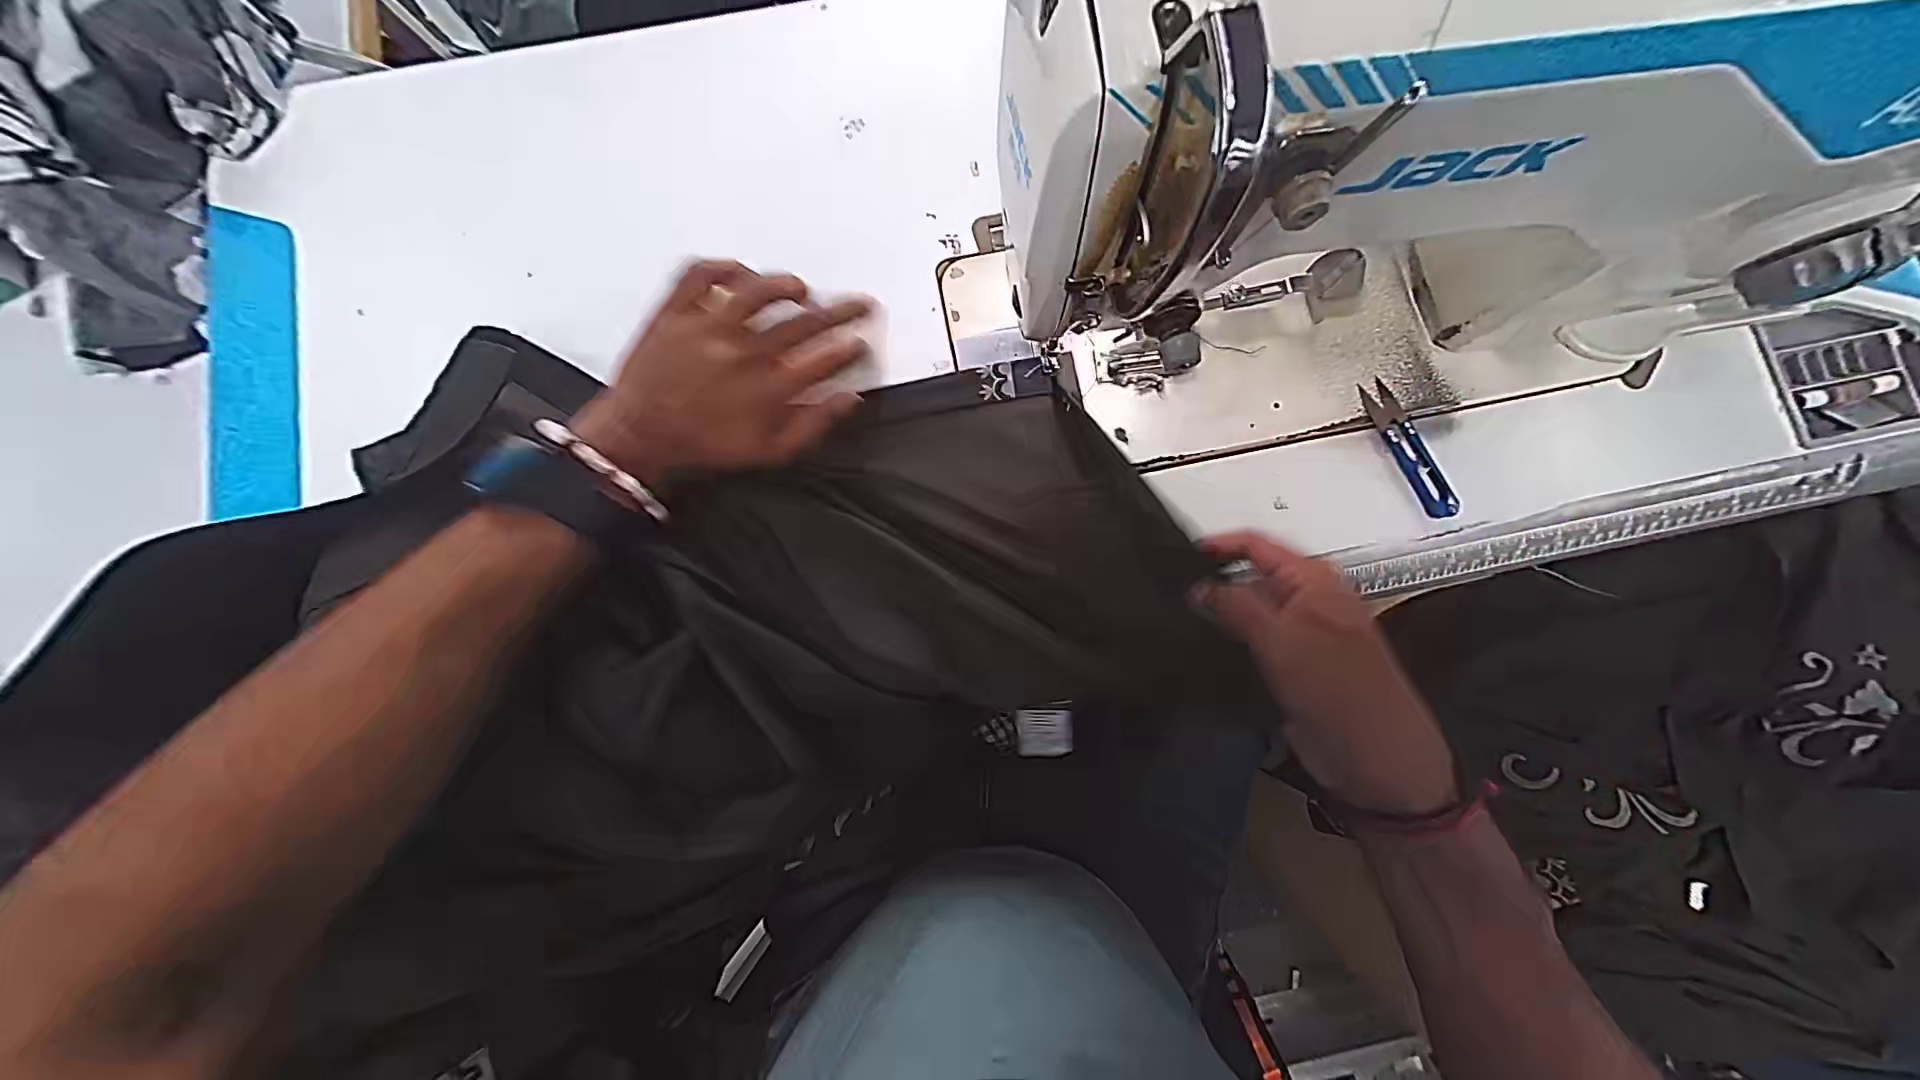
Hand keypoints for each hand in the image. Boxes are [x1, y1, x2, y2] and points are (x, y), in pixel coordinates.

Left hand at [572, 260, 875, 485]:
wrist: (640, 436)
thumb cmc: (702, 445)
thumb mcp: (769, 452)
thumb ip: (814, 425)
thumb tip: (847, 401)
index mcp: (767, 389)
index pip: (824, 360)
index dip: (849, 348)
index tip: (858, 343)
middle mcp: (741, 354)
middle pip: (804, 322)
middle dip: (840, 312)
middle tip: (856, 305)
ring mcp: (706, 329)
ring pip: (757, 290)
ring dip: (786, 286)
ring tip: (801, 289)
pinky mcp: (675, 314)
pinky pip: (700, 275)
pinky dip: (723, 267)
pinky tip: (741, 272)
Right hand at [1198, 531, 1458, 815]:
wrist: (1372, 756)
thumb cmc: (1348, 696)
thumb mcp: (1281, 640)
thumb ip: (1236, 606)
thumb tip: (1201, 586)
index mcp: (1315, 582)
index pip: (1258, 545)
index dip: (1220, 545)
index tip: (1186, 553)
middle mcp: (1308, 603)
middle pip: (1252, 576)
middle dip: (1216, 580)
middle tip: (1179, 586)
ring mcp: (1299, 635)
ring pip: (1249, 610)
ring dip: (1221, 613)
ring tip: (1186, 615)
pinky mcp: (1290, 664)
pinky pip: (1251, 642)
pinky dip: (1229, 640)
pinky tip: (1208, 647)